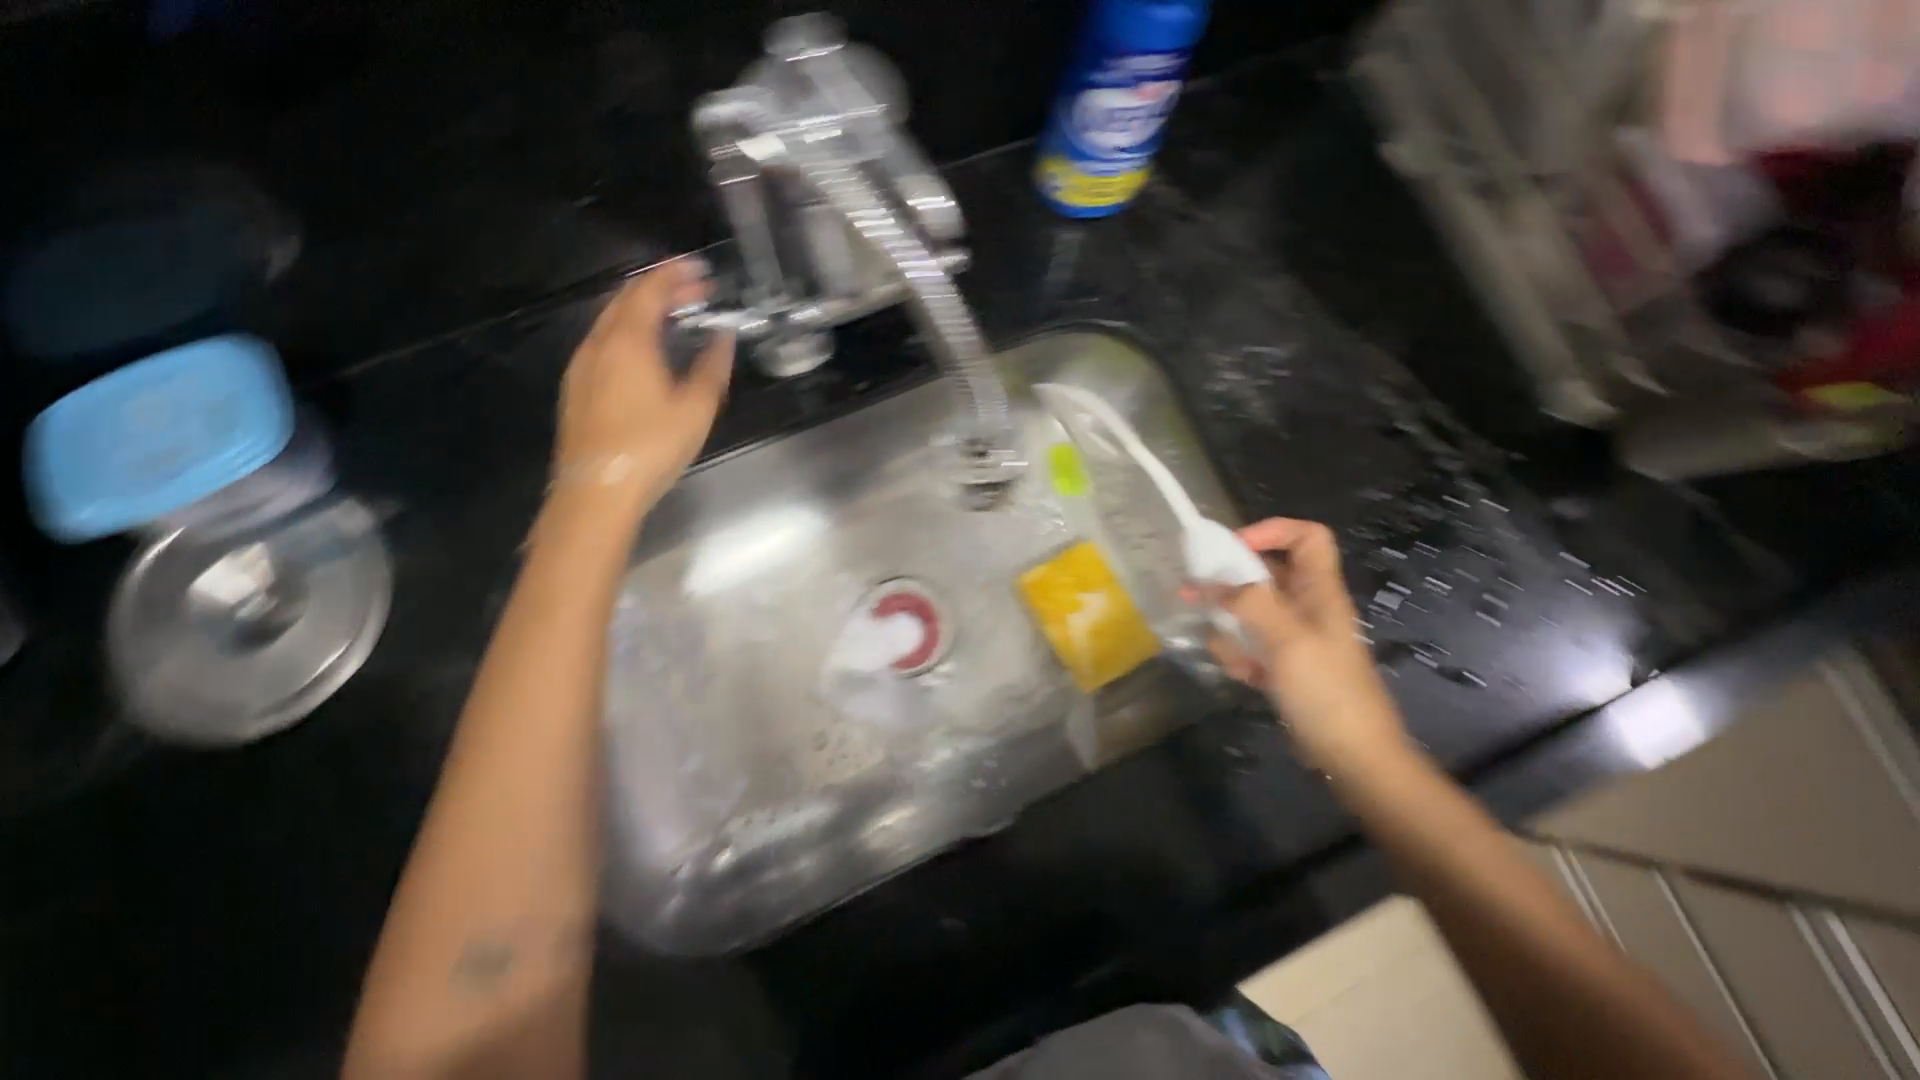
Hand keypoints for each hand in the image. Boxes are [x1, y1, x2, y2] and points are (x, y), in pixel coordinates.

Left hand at [549, 258, 734, 516]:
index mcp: (628, 341)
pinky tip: (643, 353)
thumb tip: (722, 336)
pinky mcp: (575, 389)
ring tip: (672, 319)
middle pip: (625, 300)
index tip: (700, 269)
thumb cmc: (651, 447)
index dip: (675, 274)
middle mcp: (598, 343)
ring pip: (610, 321)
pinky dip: (627, 333)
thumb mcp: (696, 409)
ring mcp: (581, 366)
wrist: (596, 491)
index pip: (649, 289)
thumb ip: (712, 366)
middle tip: (693, 292)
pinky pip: (602, 344)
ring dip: (642, 311)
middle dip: (660, 288)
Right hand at [1209, 518, 1412, 774]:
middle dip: (1230, 581)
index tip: (1233, 548)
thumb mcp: (1289, 641)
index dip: (1272, 531)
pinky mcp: (1286, 668)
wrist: (1354, 756)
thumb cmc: (1327, 692)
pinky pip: (1253, 648)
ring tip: (1221, 645)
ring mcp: (1296, 640)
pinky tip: (1241, 674)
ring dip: (1231, 625)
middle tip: (1192, 590)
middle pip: (1268, 575)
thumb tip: (1218, 582)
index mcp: (1320, 592)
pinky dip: (1241, 657)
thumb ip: (1252, 604)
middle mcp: (1308, 609)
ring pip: (1253, 614)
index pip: (1307, 538)